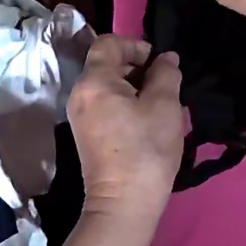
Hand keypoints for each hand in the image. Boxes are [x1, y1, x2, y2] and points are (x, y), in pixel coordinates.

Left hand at [68, 36, 184, 215]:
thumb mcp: (165, 106)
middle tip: (164, 84)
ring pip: (106, 86)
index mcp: (94, 81)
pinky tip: (146, 120)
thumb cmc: (146, 149)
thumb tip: (166, 58)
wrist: (124, 202)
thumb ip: (166, 74)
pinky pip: (104, 104)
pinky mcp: (86, 134)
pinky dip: (124, 102)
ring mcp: (79, 116)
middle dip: (136, 66)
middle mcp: (79, 94)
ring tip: (159, 103)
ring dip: (133, 86)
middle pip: (105, 64)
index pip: (108, 43)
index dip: (135, 44)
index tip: (158, 62)